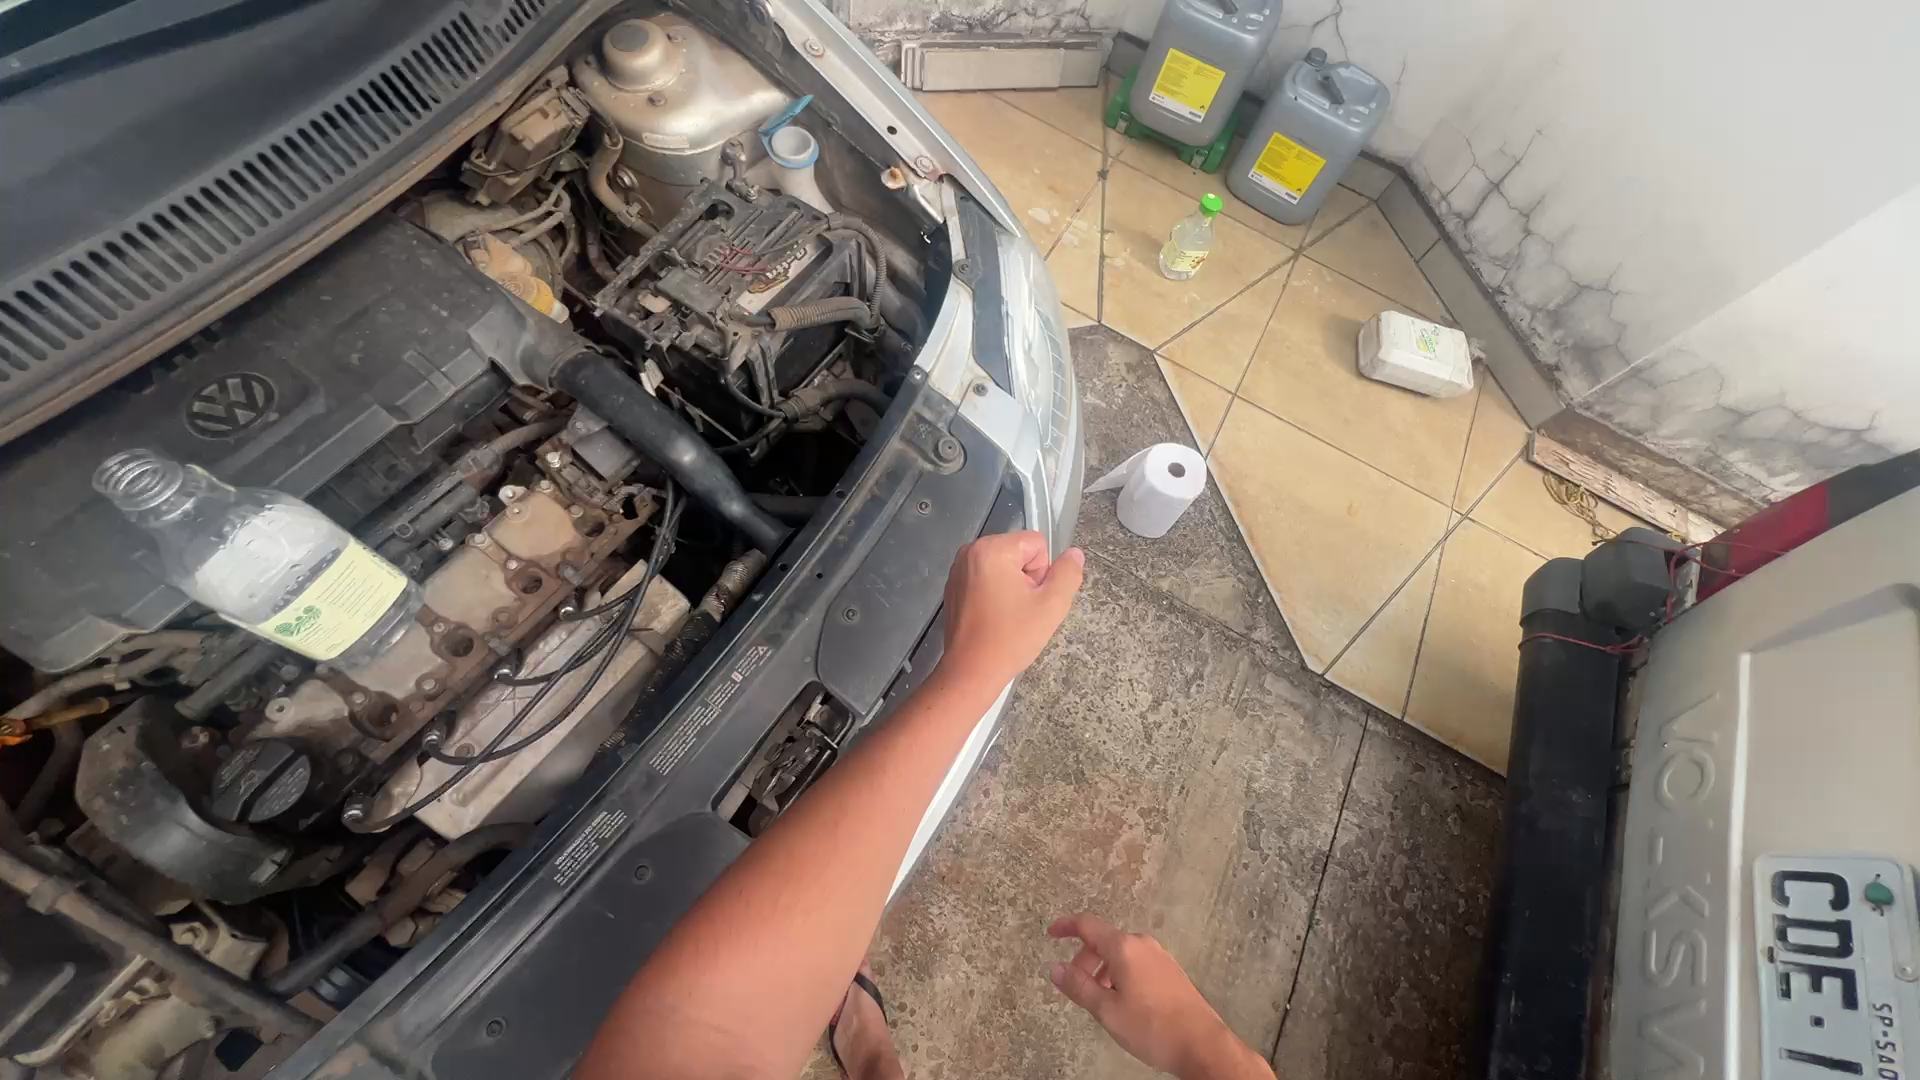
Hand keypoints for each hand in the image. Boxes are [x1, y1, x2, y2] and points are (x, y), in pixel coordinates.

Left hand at [938, 531, 1083, 687]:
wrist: (972, 670)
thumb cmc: (1011, 638)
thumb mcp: (1051, 606)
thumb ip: (1068, 574)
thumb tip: (1074, 554)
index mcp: (992, 549)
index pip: (1037, 543)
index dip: (1042, 572)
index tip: (1031, 598)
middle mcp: (971, 551)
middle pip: (1019, 552)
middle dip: (1027, 578)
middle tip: (1021, 609)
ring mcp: (959, 568)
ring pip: (1005, 566)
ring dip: (1013, 586)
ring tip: (1008, 614)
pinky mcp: (954, 585)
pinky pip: (987, 577)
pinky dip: (995, 592)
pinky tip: (994, 617)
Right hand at [1047, 914, 1273, 1079]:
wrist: (1203, 1045)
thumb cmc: (1151, 1028)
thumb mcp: (1107, 1011)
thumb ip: (1079, 986)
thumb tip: (1055, 967)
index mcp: (1123, 947)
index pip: (1087, 925)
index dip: (1066, 926)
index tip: (1051, 932)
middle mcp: (1141, 943)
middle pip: (1104, 941)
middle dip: (1085, 959)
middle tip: (1076, 985)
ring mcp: (1159, 955)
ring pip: (1121, 953)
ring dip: (1104, 969)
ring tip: (1101, 999)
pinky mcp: (1171, 970)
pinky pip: (1137, 962)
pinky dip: (1122, 973)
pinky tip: (1125, 1001)